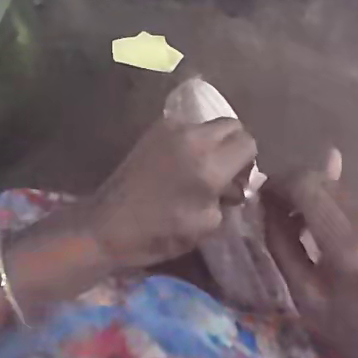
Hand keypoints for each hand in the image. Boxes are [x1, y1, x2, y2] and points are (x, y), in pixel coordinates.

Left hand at [82, 117, 256, 272]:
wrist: (109, 223)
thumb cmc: (159, 232)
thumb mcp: (207, 224)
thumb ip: (227, 197)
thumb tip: (233, 185)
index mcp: (209, 164)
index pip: (247, 143)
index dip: (248, 163)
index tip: (237, 183)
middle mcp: (192, 137)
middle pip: (231, 126)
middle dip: (234, 147)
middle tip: (224, 174)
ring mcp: (169, 129)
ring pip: (207, 125)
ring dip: (212, 142)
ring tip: (198, 170)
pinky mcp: (151, 130)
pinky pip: (185, 127)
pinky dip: (191, 141)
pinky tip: (179, 165)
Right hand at [262, 164, 357, 357]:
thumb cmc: (352, 327)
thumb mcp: (303, 293)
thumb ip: (281, 243)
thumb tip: (264, 205)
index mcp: (347, 243)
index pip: (305, 185)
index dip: (277, 184)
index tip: (259, 197)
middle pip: (318, 180)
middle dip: (289, 186)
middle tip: (271, 208)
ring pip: (332, 185)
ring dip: (307, 193)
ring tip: (292, 219)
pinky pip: (349, 195)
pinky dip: (326, 200)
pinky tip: (318, 222)